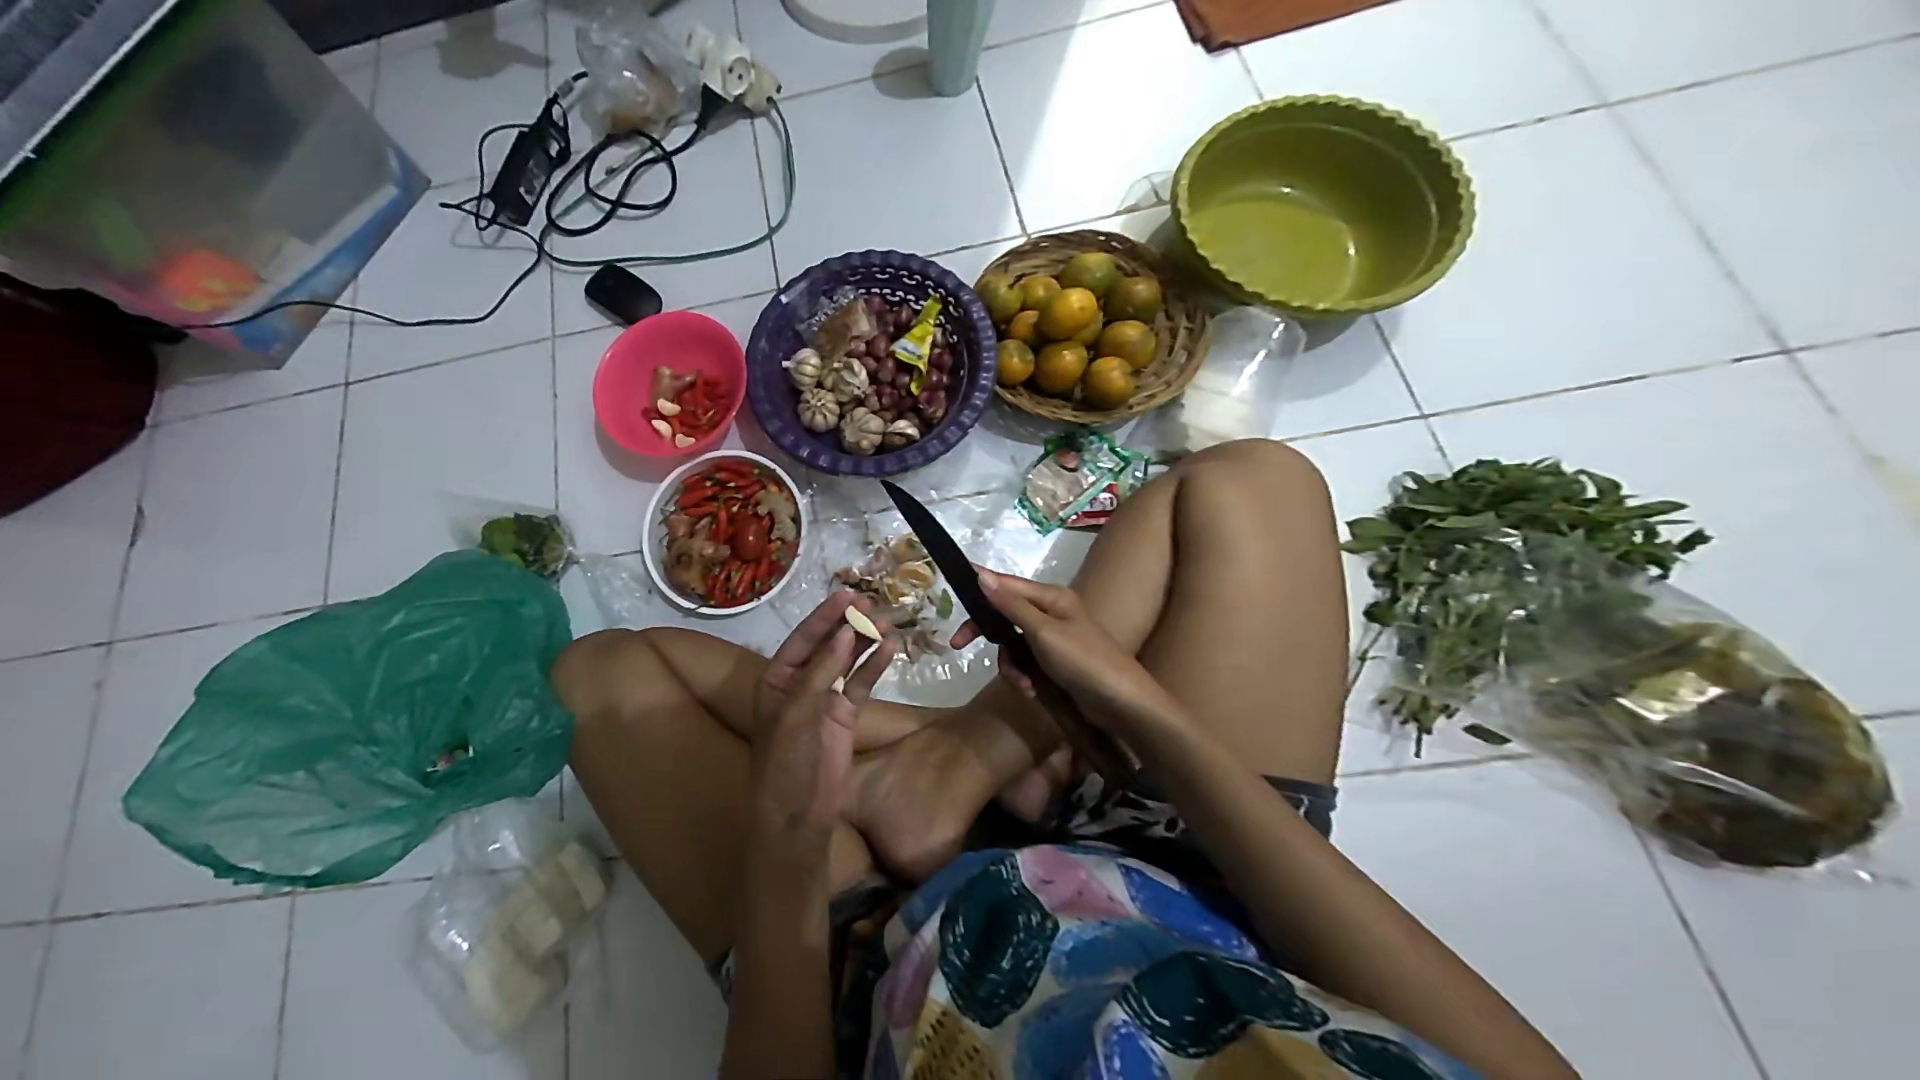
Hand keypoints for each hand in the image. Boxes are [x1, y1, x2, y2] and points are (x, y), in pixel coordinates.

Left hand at [751, 593, 895, 848]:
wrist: (798, 816)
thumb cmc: (785, 762)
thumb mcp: (797, 714)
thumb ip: (822, 671)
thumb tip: (845, 632)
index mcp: (777, 680)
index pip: (803, 639)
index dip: (824, 616)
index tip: (847, 594)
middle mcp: (801, 684)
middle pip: (828, 645)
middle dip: (848, 623)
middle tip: (872, 602)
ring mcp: (825, 699)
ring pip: (849, 661)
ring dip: (865, 641)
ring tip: (887, 621)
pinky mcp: (846, 715)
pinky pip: (863, 684)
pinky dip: (876, 666)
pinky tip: (890, 649)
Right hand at [953, 570, 1175, 730]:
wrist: (1120, 702)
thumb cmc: (1083, 660)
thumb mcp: (1042, 632)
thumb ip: (1010, 605)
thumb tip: (980, 574)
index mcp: (1051, 597)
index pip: (1005, 585)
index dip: (978, 591)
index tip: (952, 598)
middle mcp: (1051, 612)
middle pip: (1004, 615)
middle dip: (988, 634)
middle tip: (958, 646)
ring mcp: (1053, 638)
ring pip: (1012, 644)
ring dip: (1010, 665)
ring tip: (1022, 683)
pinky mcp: (1055, 662)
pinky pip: (1025, 662)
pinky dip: (1023, 676)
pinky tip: (1031, 691)